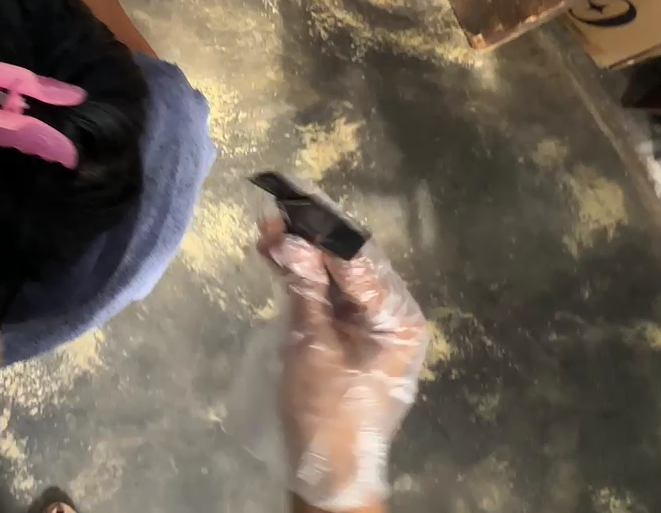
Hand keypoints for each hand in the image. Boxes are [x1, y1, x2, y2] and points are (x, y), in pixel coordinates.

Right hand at [261, 218, 428, 511]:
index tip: (286, 201)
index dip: (320, 229)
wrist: (327, 460)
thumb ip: (303, 285)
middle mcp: (389, 313)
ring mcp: (367, 320)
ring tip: (264, 228)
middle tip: (272, 207)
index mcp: (396, 318)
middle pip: (348, 258)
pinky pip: (323, 287)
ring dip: (299, 249)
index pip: (357, 258)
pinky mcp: (344, 326)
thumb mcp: (311, 341)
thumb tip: (286, 235)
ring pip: (332, 269)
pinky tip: (271, 253)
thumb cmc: (328, 404)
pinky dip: (298, 271)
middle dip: (308, 233)